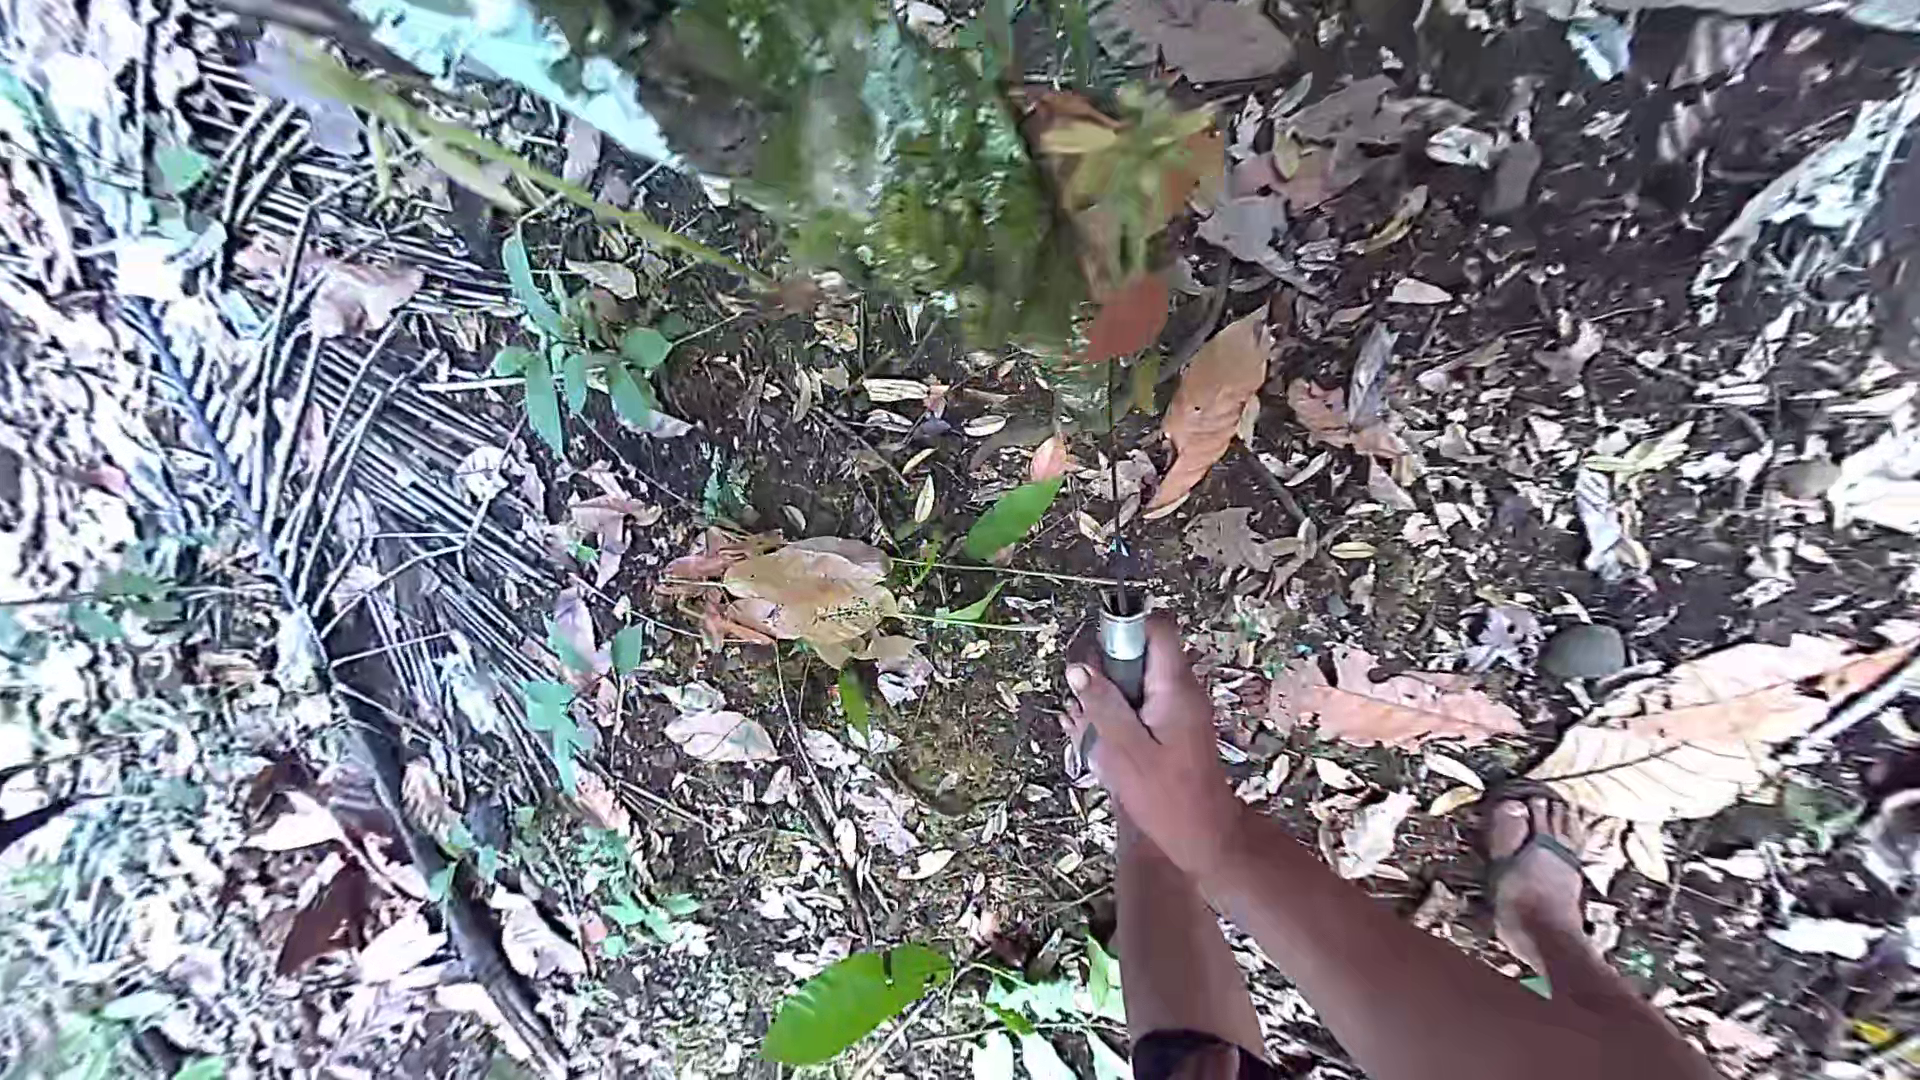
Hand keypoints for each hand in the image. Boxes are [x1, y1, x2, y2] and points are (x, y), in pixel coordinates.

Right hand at [1063, 615, 1246, 880]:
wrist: (1204, 840)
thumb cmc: (1167, 799)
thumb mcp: (1126, 752)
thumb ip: (1102, 706)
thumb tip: (1077, 668)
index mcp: (1174, 687)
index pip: (1157, 628)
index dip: (1124, 626)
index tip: (1095, 651)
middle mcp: (1178, 688)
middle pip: (1135, 653)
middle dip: (1102, 672)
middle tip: (1084, 705)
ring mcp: (1173, 706)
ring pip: (1129, 680)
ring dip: (1103, 699)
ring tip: (1087, 730)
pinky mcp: (1166, 723)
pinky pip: (1133, 703)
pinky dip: (1112, 716)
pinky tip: (1097, 743)